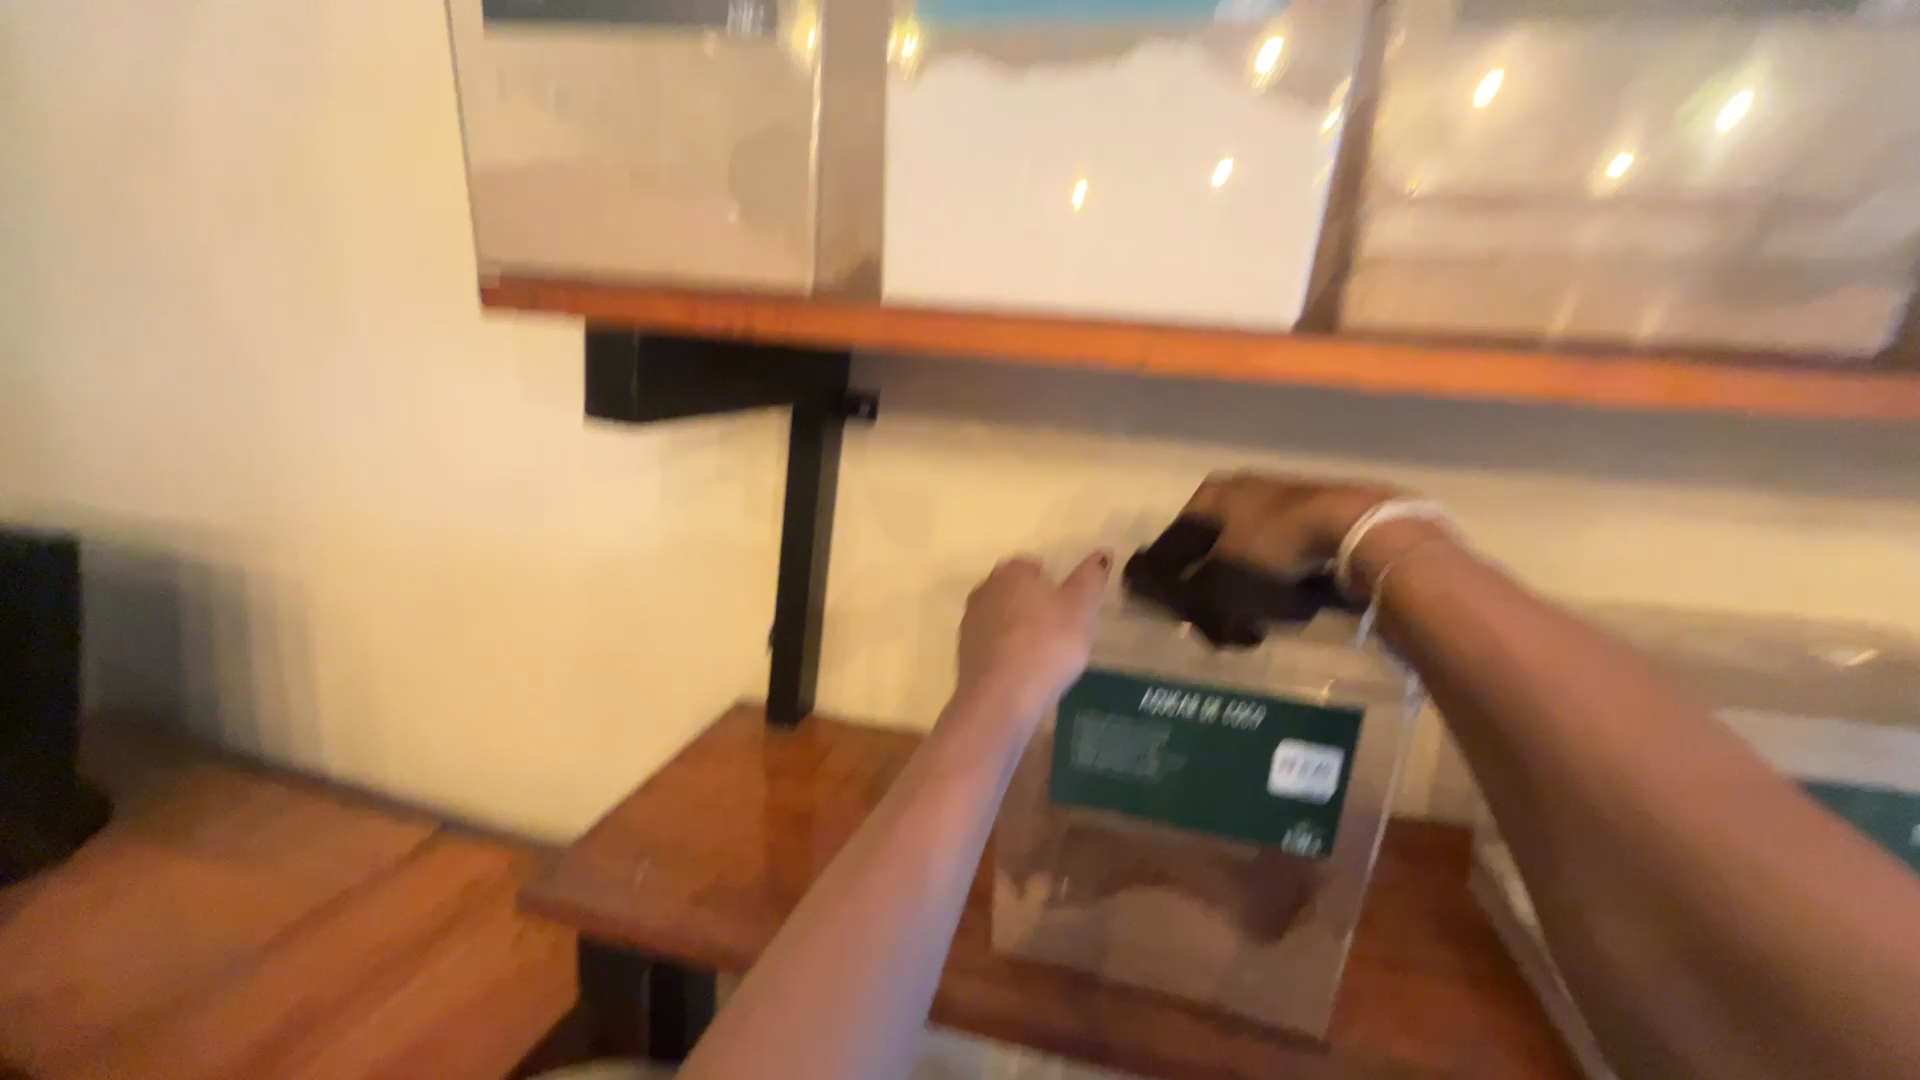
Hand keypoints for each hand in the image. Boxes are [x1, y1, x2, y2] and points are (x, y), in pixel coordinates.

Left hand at [957, 552, 1111, 719]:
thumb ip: (1091, 578)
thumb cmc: (1048, 645)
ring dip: (1017, 626)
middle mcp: (985, 590)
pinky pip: (991, 641)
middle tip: (1058, 629)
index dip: (1050, 583)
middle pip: (1013, 589)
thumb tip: (1102, 552)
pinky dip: (1005, 649)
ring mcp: (970, 621)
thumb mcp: (1081, 609)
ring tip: (1041, 651)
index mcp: (1011, 573)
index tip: (1066, 606)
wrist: (1001, 697)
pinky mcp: (964, 651)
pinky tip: (1022, 668)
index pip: (1031, 565)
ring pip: (1000, 615)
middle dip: (1032, 602)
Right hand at [1184, 473, 1451, 598]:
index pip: (1171, 546)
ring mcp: (1279, 499)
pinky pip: (1281, 555)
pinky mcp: (1314, 514)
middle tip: (1215, 620)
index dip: (1166, 581)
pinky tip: (1288, 604)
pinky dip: (1277, 581)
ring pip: (1247, 555)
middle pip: (1211, 551)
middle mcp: (1238, 490)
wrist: (1353, 527)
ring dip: (1245, 588)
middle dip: (1210, 590)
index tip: (1169, 609)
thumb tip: (1175, 610)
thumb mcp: (1219, 585)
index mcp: (1207, 498)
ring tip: (1254, 620)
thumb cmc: (1269, 550)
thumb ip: (1190, 599)